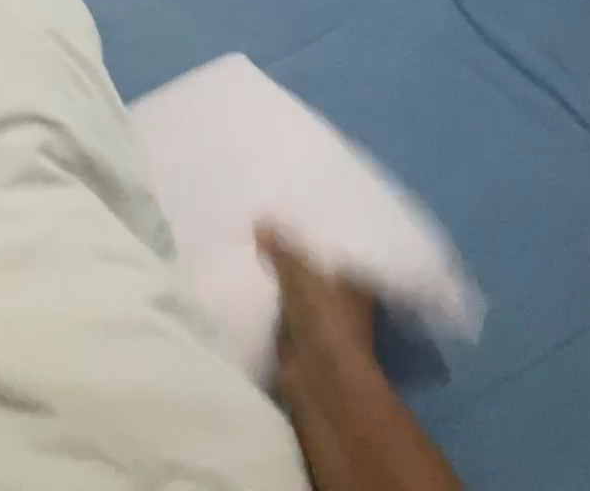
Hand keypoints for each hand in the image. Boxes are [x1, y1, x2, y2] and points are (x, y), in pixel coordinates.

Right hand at [255, 227, 464, 490]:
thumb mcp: (304, 275)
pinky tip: (237, 278)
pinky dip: (258, 296)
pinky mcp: (292, 335)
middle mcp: (337, 299)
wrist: (318, 378)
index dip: (314, 232)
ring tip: (241, 243)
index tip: (290, 210)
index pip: (334, 249)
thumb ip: (283, 248)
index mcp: (352, 282)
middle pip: (308, 267)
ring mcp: (314, 319)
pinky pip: (272, 306)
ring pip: (288, 287)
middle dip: (285, 250)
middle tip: (256, 220)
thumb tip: (262, 219)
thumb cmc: (326, 321)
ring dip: (270, 274)